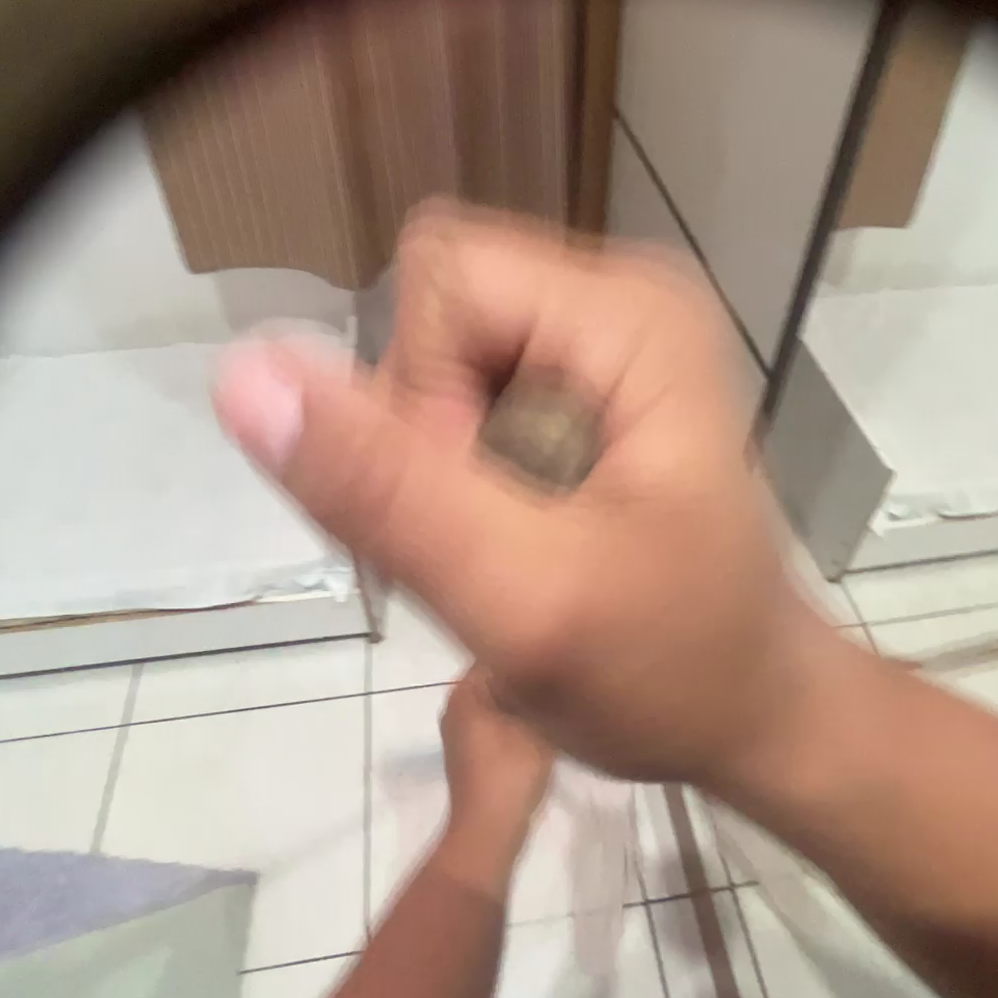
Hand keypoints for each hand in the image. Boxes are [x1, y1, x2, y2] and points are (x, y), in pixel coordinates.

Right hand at [214, 201, 831, 784]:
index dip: (415, 401)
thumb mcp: (526, 597)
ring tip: (495, 556)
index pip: (438, 286)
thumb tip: (245, 374)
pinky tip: (505, 546)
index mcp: (630, 316)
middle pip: (433, 321)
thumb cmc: (672, 670)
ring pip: (437, 371)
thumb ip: (390, 491)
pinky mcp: (587, 398)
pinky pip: (467, 406)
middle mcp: (621, 304)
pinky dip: (457, 483)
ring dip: (433, 473)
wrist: (751, 711)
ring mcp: (606, 350)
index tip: (473, 513)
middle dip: (420, 442)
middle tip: (481, 549)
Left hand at [439, 667, 554, 849]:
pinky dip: (514, 722)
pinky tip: (540, 728)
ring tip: (555, 701)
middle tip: (562, 678)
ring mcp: (459, 731)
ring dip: (522, 702)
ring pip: (497, 702)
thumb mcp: (535, 724)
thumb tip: (548, 665)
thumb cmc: (510, 771)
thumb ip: (539, 691)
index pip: (499, 655)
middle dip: (525, 679)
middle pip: (497, 678)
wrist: (488, 829)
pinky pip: (495, 723)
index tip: (557, 656)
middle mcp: (455, 705)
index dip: (529, 653)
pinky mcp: (468, 752)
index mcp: (465, 691)